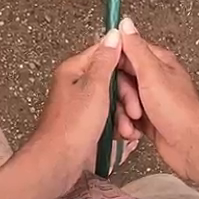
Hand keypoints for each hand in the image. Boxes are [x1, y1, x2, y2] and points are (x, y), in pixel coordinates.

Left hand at [22, 28, 124, 188]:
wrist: (58, 163)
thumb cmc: (72, 127)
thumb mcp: (95, 88)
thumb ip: (105, 61)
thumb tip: (113, 34)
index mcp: (74, 70)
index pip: (104, 53)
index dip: (124, 62)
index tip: (140, 74)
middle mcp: (75, 84)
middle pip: (110, 78)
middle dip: (126, 94)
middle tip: (134, 109)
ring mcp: (79, 105)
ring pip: (110, 100)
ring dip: (123, 113)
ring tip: (127, 129)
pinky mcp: (84, 123)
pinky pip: (106, 117)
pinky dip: (116, 125)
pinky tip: (123, 136)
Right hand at [115, 18, 198, 182]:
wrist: (192, 147)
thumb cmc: (179, 111)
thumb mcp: (152, 74)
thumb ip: (136, 48)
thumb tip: (126, 23)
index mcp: (158, 62)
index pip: (126, 53)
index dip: (114, 64)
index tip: (106, 75)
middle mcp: (155, 79)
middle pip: (121, 79)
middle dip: (120, 95)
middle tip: (131, 105)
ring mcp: (152, 100)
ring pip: (122, 101)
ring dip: (122, 114)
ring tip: (133, 121)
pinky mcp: (149, 120)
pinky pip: (128, 118)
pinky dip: (127, 126)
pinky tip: (133, 132)